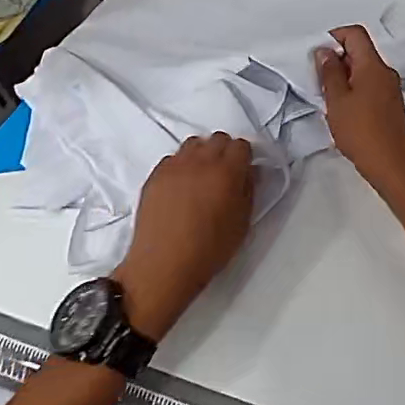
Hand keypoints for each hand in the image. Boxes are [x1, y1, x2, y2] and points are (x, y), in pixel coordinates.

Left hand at [114, 133, 255, 338]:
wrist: (164, 265)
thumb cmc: (207, 250)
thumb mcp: (242, 224)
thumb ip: (249, 191)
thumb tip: (250, 173)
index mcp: (226, 172)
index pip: (242, 146)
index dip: (245, 157)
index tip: (244, 170)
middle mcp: (200, 161)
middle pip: (218, 139)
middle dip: (225, 151)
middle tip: (225, 173)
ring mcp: (174, 166)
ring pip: (193, 144)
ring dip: (202, 154)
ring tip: (203, 177)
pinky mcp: (155, 175)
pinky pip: (172, 158)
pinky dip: (181, 165)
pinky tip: (182, 186)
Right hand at [316, 25, 404, 191]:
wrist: (389, 164)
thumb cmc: (363, 133)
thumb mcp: (336, 100)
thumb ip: (329, 72)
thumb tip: (325, 52)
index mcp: (373, 66)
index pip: (355, 34)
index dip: (334, 37)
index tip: (319, 52)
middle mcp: (386, 73)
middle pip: (361, 50)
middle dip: (337, 57)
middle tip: (319, 75)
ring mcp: (390, 88)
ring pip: (365, 69)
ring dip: (345, 74)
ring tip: (329, 94)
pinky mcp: (390, 104)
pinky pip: (370, 85)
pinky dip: (355, 88)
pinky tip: (343, 107)